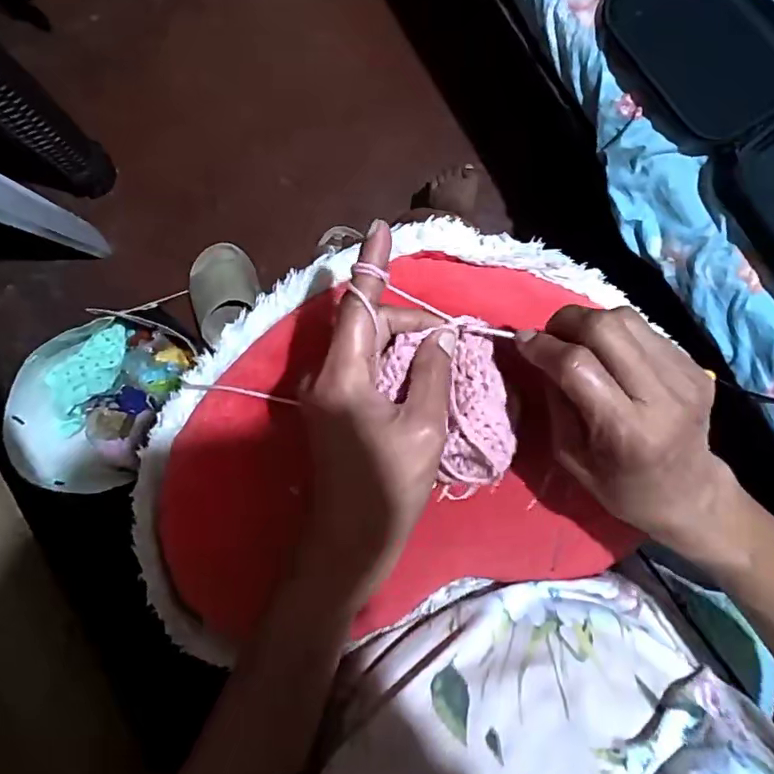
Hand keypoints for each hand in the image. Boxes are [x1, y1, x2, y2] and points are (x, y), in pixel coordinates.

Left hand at [298, 222, 454, 601]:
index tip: (381, 229)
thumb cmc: (388, 490)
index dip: (374, 265)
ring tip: (438, 350)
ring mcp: (324, 391)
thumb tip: (438, 337)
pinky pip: (363, 365)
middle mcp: (326, 375)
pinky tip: (417, 368)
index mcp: (345, 376)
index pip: (360, 305)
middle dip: (409, 320)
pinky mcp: (330, 406)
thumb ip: (431, 372)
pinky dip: (391, 359)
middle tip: (449, 337)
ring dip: (401, 340)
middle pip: (368, 324)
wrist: (347, 543)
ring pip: (366, 344)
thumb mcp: (424, 428)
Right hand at [515, 306, 749, 562]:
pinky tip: (611, 354)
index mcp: (627, 430)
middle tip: (551, 335)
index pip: (578, 365)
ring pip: (626, 318)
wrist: (689, 494)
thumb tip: (537, 349)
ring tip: (578, 339)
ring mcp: (684, 377)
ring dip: (591, 321)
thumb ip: (555, 399)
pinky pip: (644, 330)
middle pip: (605, 328)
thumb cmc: (621, 486)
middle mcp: (662, 397)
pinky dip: (618, 334)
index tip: (522, 341)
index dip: (544, 347)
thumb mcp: (571, 455)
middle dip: (567, 321)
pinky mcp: (694, 366)